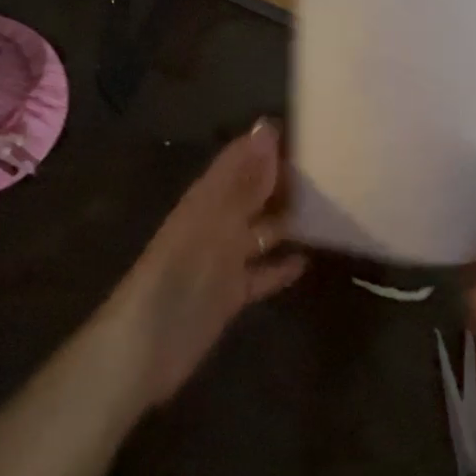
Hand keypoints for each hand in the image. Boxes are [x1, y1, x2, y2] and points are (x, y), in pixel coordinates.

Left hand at [103, 119, 307, 407]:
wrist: (145, 348)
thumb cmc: (180, 275)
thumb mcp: (216, 223)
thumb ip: (244, 180)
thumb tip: (266, 127)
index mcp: (206, 199)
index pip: (240, 159)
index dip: (266, 143)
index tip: (308, 127)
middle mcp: (214, 223)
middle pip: (252, 193)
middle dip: (282, 179)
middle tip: (330, 165)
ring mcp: (221, 260)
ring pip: (259, 231)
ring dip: (286, 221)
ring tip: (329, 208)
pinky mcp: (228, 294)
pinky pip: (260, 273)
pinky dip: (280, 266)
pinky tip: (308, 260)